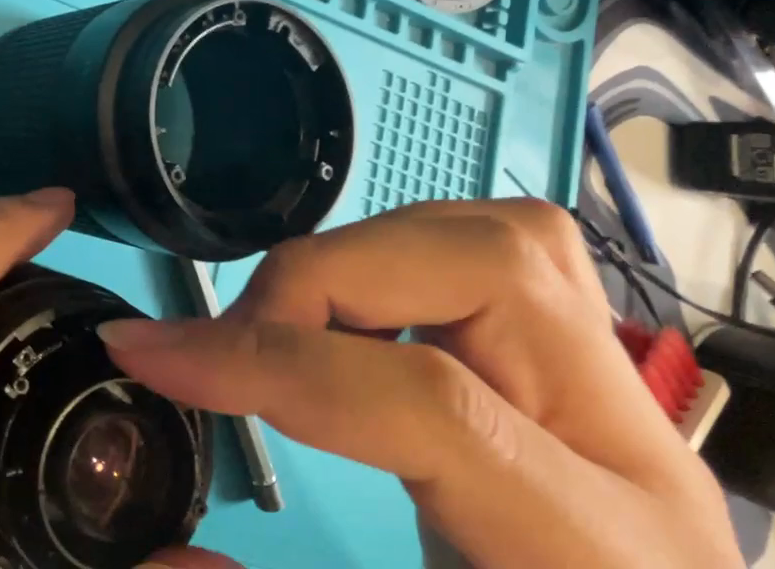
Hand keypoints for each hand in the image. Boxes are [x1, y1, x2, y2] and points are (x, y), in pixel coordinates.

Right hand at [100, 198, 741, 568]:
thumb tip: (157, 554)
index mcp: (600, 555)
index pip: (428, 402)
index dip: (264, 361)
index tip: (141, 350)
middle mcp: (633, 452)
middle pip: (486, 271)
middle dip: (314, 280)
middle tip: (224, 341)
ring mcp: (617, 399)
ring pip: (496, 237)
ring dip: (352, 255)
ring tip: (275, 327)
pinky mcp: (576, 374)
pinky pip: (492, 252)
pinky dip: (390, 256)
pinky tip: (339, 316)